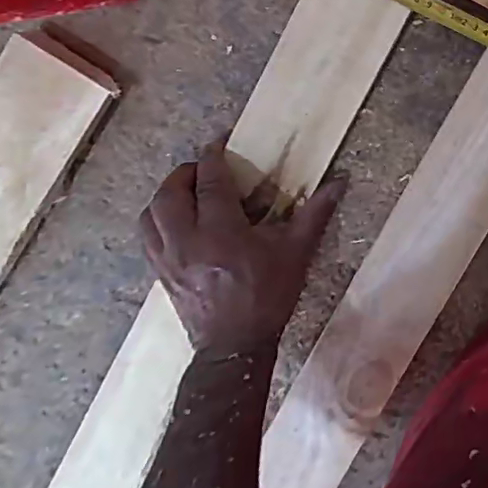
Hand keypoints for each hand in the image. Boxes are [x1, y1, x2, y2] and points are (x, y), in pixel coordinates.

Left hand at [138, 139, 344, 356]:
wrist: (236, 348)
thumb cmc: (268, 295)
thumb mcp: (295, 252)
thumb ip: (314, 213)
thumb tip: (340, 181)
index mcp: (220, 230)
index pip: (210, 180)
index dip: (213, 154)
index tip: (219, 140)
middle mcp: (186, 240)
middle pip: (169, 192)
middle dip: (184, 173)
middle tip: (204, 169)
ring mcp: (168, 259)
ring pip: (150, 214)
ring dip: (166, 195)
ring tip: (187, 193)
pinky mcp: (161, 274)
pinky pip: (147, 237)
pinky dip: (157, 220)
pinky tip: (176, 222)